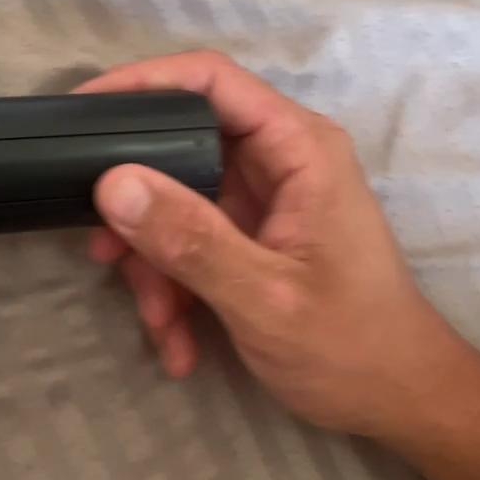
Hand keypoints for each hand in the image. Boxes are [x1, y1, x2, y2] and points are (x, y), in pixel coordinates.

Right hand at [79, 51, 479, 438]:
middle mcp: (280, 160)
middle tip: (104, 251)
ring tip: (161, 322)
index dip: (144, 83)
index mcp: (299, 147)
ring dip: (156, 264)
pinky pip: (192, 243)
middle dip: (140, 206)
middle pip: (182, 147)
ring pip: (177, 203)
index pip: (212, 80)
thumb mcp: (264, 297)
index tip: (82, 112)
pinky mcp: (252, 236)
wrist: (397, 399)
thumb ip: (191, 239)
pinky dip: (176, 288)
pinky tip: (180, 341)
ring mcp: (264, 200)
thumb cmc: (351, 345)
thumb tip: (113, 184)